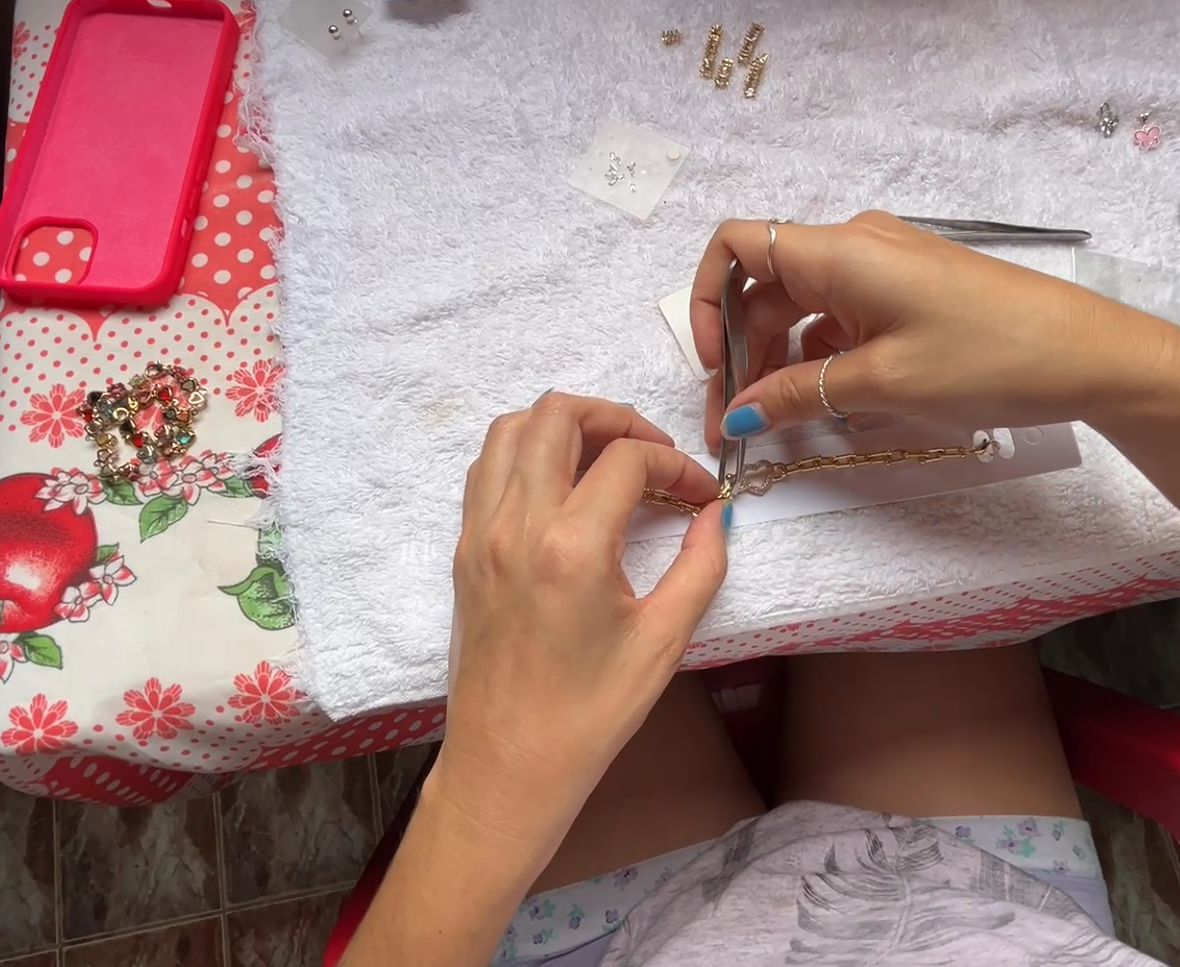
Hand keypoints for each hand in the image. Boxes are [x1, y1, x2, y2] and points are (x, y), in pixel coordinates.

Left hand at [438, 393, 727, 852]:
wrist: (508, 765)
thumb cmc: (590, 712)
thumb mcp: (664, 640)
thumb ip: (701, 565)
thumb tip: (717, 514)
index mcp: (572, 545)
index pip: (629, 459)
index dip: (676, 464)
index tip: (700, 493)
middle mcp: (517, 522)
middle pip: (558, 414)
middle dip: (614, 416)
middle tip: (650, 450)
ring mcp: (480, 530)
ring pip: (511, 429)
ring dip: (563, 425)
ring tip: (604, 455)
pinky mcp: (463, 547)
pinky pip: (487, 468)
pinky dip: (525, 451)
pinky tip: (559, 483)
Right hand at [690, 211, 1179, 447]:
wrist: (1094, 355)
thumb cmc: (987, 356)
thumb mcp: (880, 381)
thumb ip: (797, 395)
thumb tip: (737, 415)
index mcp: (839, 251)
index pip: (737, 246)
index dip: (706, 300)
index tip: (712, 362)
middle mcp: (851, 249)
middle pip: (764, 292)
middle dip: (740, 354)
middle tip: (735, 422)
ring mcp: (879, 272)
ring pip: (798, 312)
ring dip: (776, 363)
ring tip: (774, 422)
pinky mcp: (902, 296)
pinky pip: (836, 323)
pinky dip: (817, 361)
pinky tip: (823, 404)